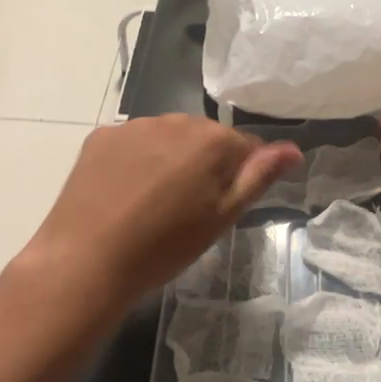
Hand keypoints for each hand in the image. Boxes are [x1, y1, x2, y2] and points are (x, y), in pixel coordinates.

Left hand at [25, 115, 301, 298]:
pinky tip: (126, 193)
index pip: (245, 146)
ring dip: (170, 159)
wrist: (86, 261)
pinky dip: (136, 160)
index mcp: (211, 140)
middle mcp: (175, 120)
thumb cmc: (164, 247)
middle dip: (204, 164)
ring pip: (167, 137)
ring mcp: (134, 126)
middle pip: (204, 138)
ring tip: (155, 203)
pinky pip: (133, 142)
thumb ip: (258, 177)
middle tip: (189, 210)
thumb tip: (293, 149)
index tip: (224, 205)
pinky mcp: (101, 136)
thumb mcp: (221, 218)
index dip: (241, 175)